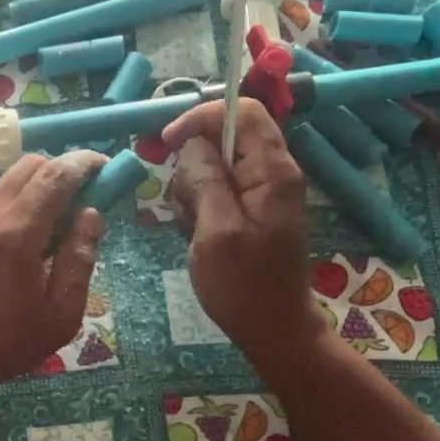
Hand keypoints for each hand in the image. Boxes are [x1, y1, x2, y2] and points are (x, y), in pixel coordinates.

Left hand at [0, 151, 106, 401]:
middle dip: (61, 171)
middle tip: (81, 200)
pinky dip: (13, 206)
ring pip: (7, 182)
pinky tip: (21, 246)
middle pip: (29, 166)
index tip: (105, 168)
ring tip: (51, 231)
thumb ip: (80, 259)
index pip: (56, 175)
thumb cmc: (9, 344)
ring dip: (36, 190)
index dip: (84, 164)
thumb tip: (91, 216)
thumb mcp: (61, 313)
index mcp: (17, 234)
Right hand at [161, 99, 320, 352]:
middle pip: (224, 138)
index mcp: (273, 170)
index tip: (166, 145)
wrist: (272, 329)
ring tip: (190, 229)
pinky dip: (199, 209)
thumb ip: (204, 180)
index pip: (240, 111)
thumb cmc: (243, 285)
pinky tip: (196, 237)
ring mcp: (263, 194)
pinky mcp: (251, 213)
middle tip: (181, 205)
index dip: (199, 117)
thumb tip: (191, 143)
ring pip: (215, 167)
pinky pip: (218, 193)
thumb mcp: (215, 231)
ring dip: (192, 191)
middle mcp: (273, 173)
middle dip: (192, 165)